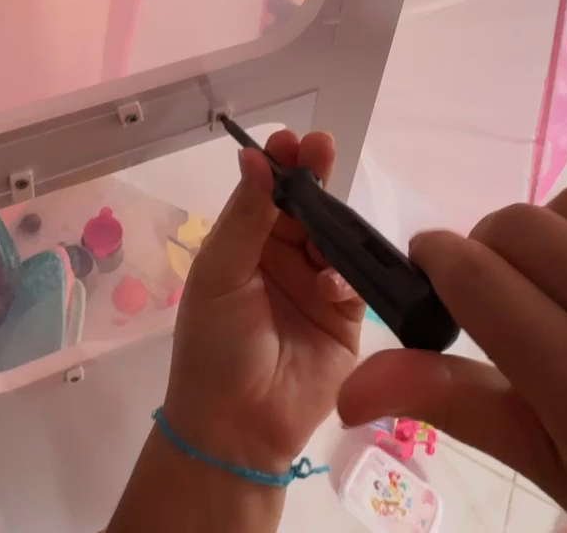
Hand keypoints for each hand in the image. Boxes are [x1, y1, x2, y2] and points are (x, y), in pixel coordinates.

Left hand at [161, 129, 363, 472]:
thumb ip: (245, 217)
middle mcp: (283, 255)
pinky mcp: (345, 317)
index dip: (280, 165)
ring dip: (333, 224)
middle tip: (321, 144)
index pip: (267, 191)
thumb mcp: (221, 273)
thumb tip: (252, 156)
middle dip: (314, 175)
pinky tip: (330, 285)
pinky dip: (345, 278)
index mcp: (246, 241)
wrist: (236, 427)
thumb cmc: (214, 343)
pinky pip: (353, 282)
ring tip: (327, 214)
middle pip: (306, 205)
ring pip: (334, 238)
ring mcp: (316, 284)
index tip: (289, 140)